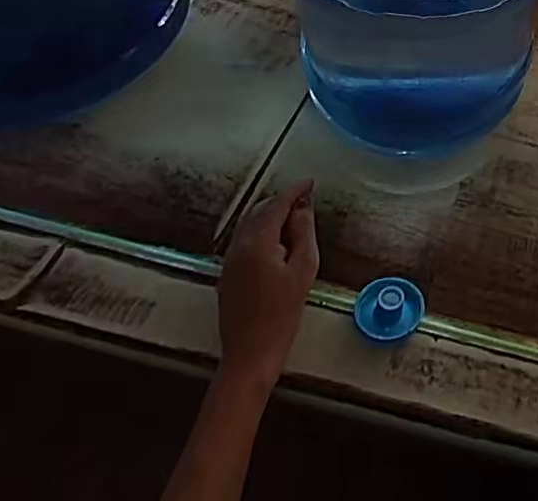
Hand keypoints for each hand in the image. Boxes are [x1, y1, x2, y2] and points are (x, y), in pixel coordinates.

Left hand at [217, 180, 318, 382]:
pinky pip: (244, 240)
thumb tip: (302, 207)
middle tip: (304, 199)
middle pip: (259, 211)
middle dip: (281, 200)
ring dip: (270, 214)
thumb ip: (303, 232)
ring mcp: (229, 262)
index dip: (295, 190)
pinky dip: (261, 230)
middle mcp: (238, 247)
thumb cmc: (283, 313)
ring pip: (249, 225)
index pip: (277, 205)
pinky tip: (277, 240)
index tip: (310, 183)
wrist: (250, 354)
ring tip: (293, 216)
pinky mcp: (227, 275)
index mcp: (257, 243)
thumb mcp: (304, 268)